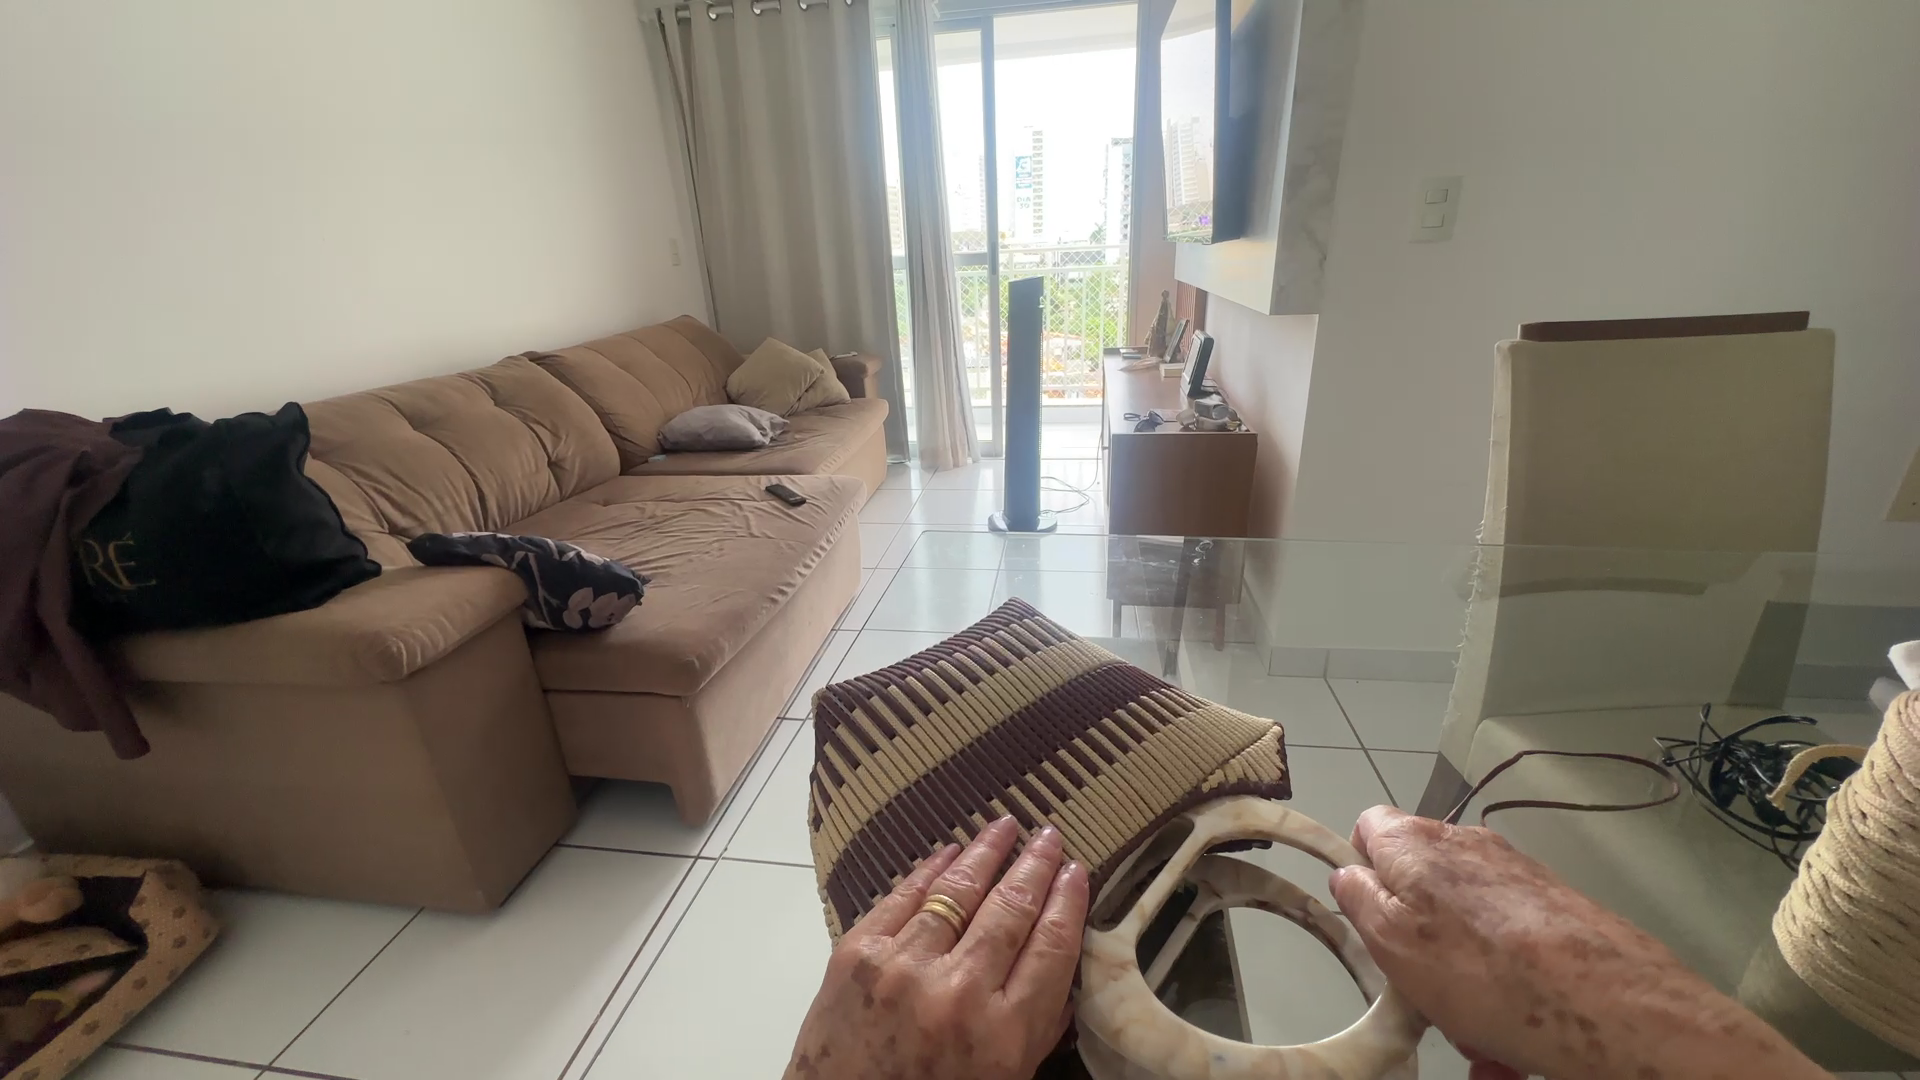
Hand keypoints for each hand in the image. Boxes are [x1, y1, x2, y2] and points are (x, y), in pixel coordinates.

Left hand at [784, 816, 1090, 1079]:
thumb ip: (1036, 1026)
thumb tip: (1063, 959)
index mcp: (1002, 1035)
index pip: (1050, 948)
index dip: (1067, 902)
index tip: (1077, 871)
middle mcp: (957, 992)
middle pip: (1009, 909)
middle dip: (1035, 866)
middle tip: (1050, 835)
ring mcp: (904, 966)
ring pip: (957, 890)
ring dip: (986, 852)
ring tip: (1005, 826)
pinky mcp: (859, 952)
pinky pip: (905, 897)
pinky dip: (931, 869)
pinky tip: (951, 850)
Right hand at [1330, 806, 1827, 1079]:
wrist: (1627, 1015)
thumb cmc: (1484, 973)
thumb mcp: (1390, 941)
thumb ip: (1357, 897)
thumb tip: (1349, 874)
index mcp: (1414, 841)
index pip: (1368, 826)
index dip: (1363, 868)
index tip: (1374, 917)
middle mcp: (1465, 842)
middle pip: (1421, 877)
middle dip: (1417, 930)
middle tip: (1427, 987)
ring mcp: (1520, 872)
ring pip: (1469, 917)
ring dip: (1464, 965)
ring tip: (1483, 1031)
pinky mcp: (1566, 907)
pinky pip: (1516, 939)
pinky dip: (1510, 976)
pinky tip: (1523, 1031)